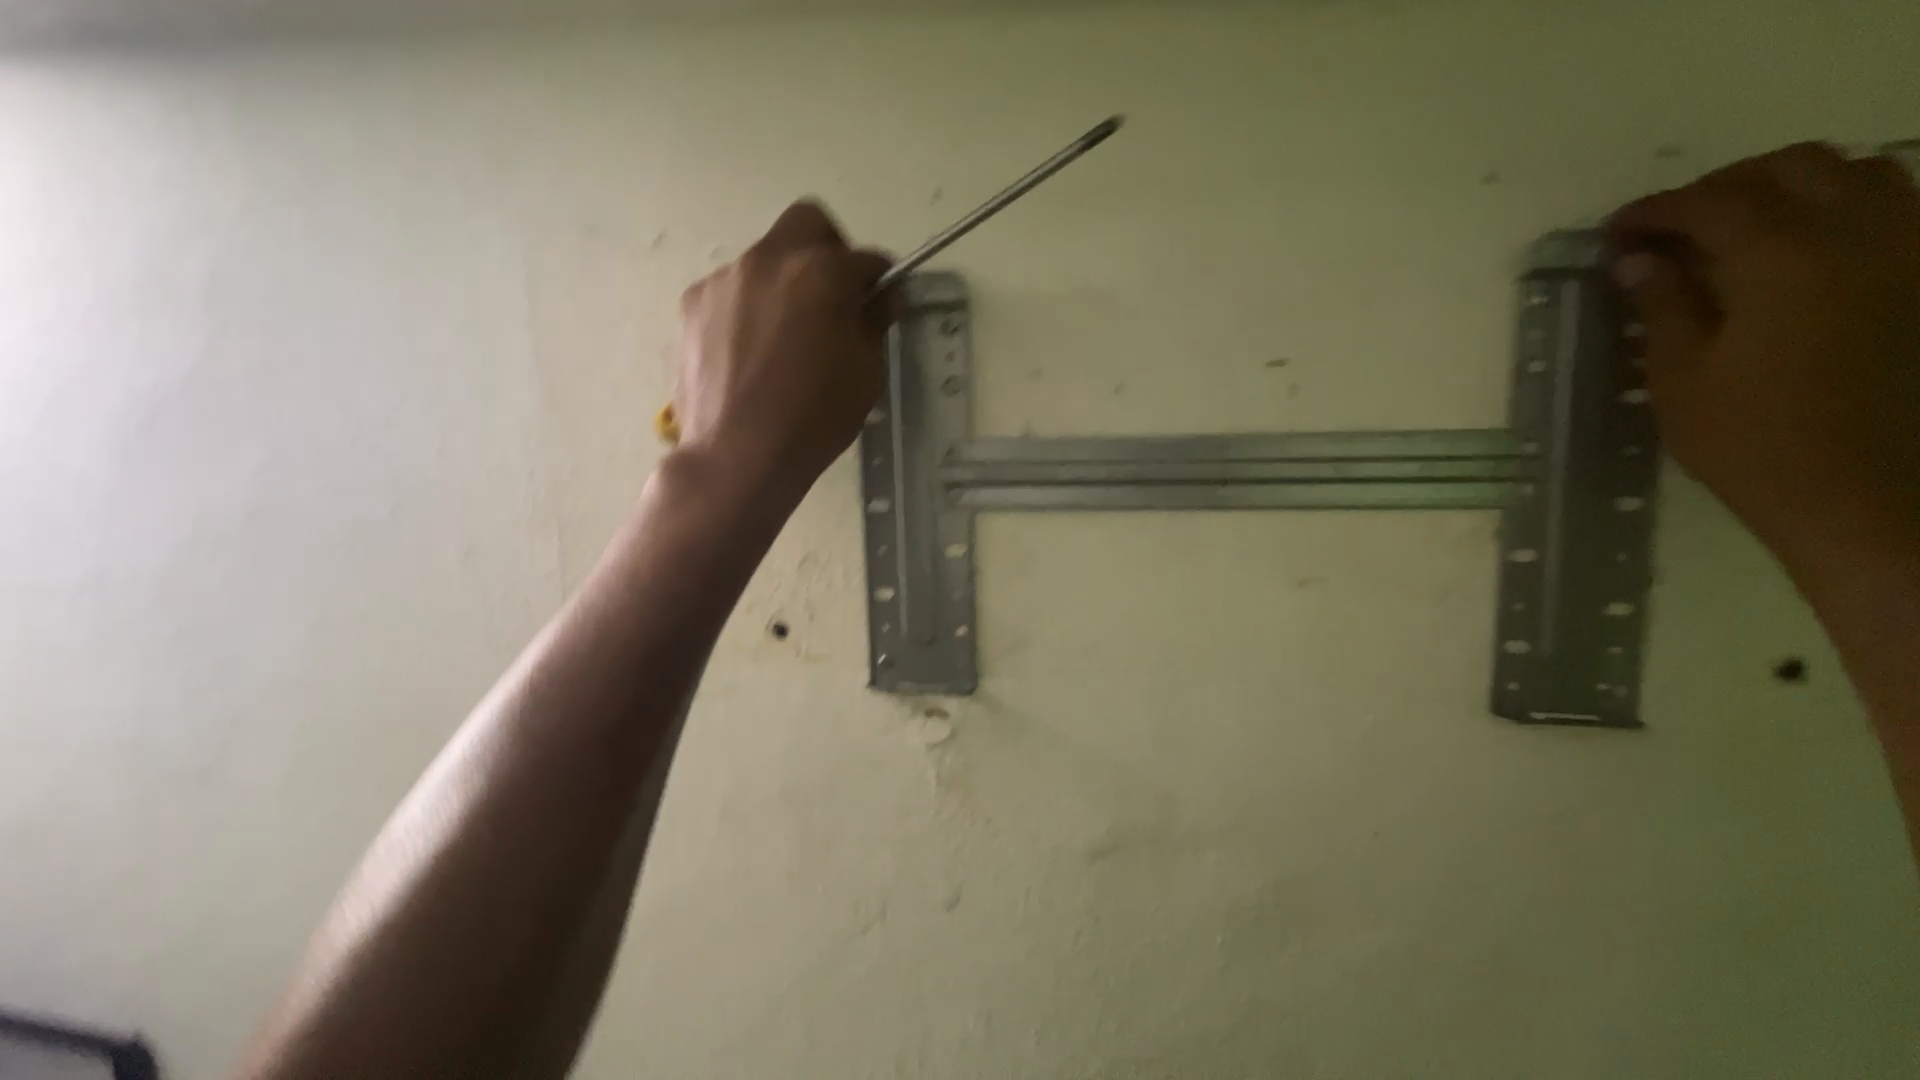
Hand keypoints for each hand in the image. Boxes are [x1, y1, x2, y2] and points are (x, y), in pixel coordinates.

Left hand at [671, 200, 895, 496]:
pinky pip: (732, 292)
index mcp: (820, 272)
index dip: (878, 279)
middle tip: (834, 297)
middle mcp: (768, 260)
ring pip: (765, 261)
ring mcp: (724, 280)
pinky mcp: (693, 306)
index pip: (864, 258)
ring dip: (784, 284)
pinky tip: (751, 354)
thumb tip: (885, 293)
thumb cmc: (815, 417)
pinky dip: (749, 309)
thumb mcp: (865, 373)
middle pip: (806, 226)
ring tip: (785, 338)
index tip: (881, 300)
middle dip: (828, 250)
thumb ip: (876, 321)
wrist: (738, 456)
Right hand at [1606, 143, 1919, 564]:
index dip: (1653, 211)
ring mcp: (1913, 247)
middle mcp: (1862, 229)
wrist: (1870, 494)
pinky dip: (1840, 208)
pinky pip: (1896, 207)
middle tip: (1673, 229)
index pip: (1709, 203)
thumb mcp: (1681, 379)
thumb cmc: (1755, 442)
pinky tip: (1804, 249)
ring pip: (1856, 173)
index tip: (1613, 233)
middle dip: (1721, 187)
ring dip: (1786, 188)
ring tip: (1740, 230)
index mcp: (1785, 257)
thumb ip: (1661, 306)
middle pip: (1789, 167)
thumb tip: (1636, 259)